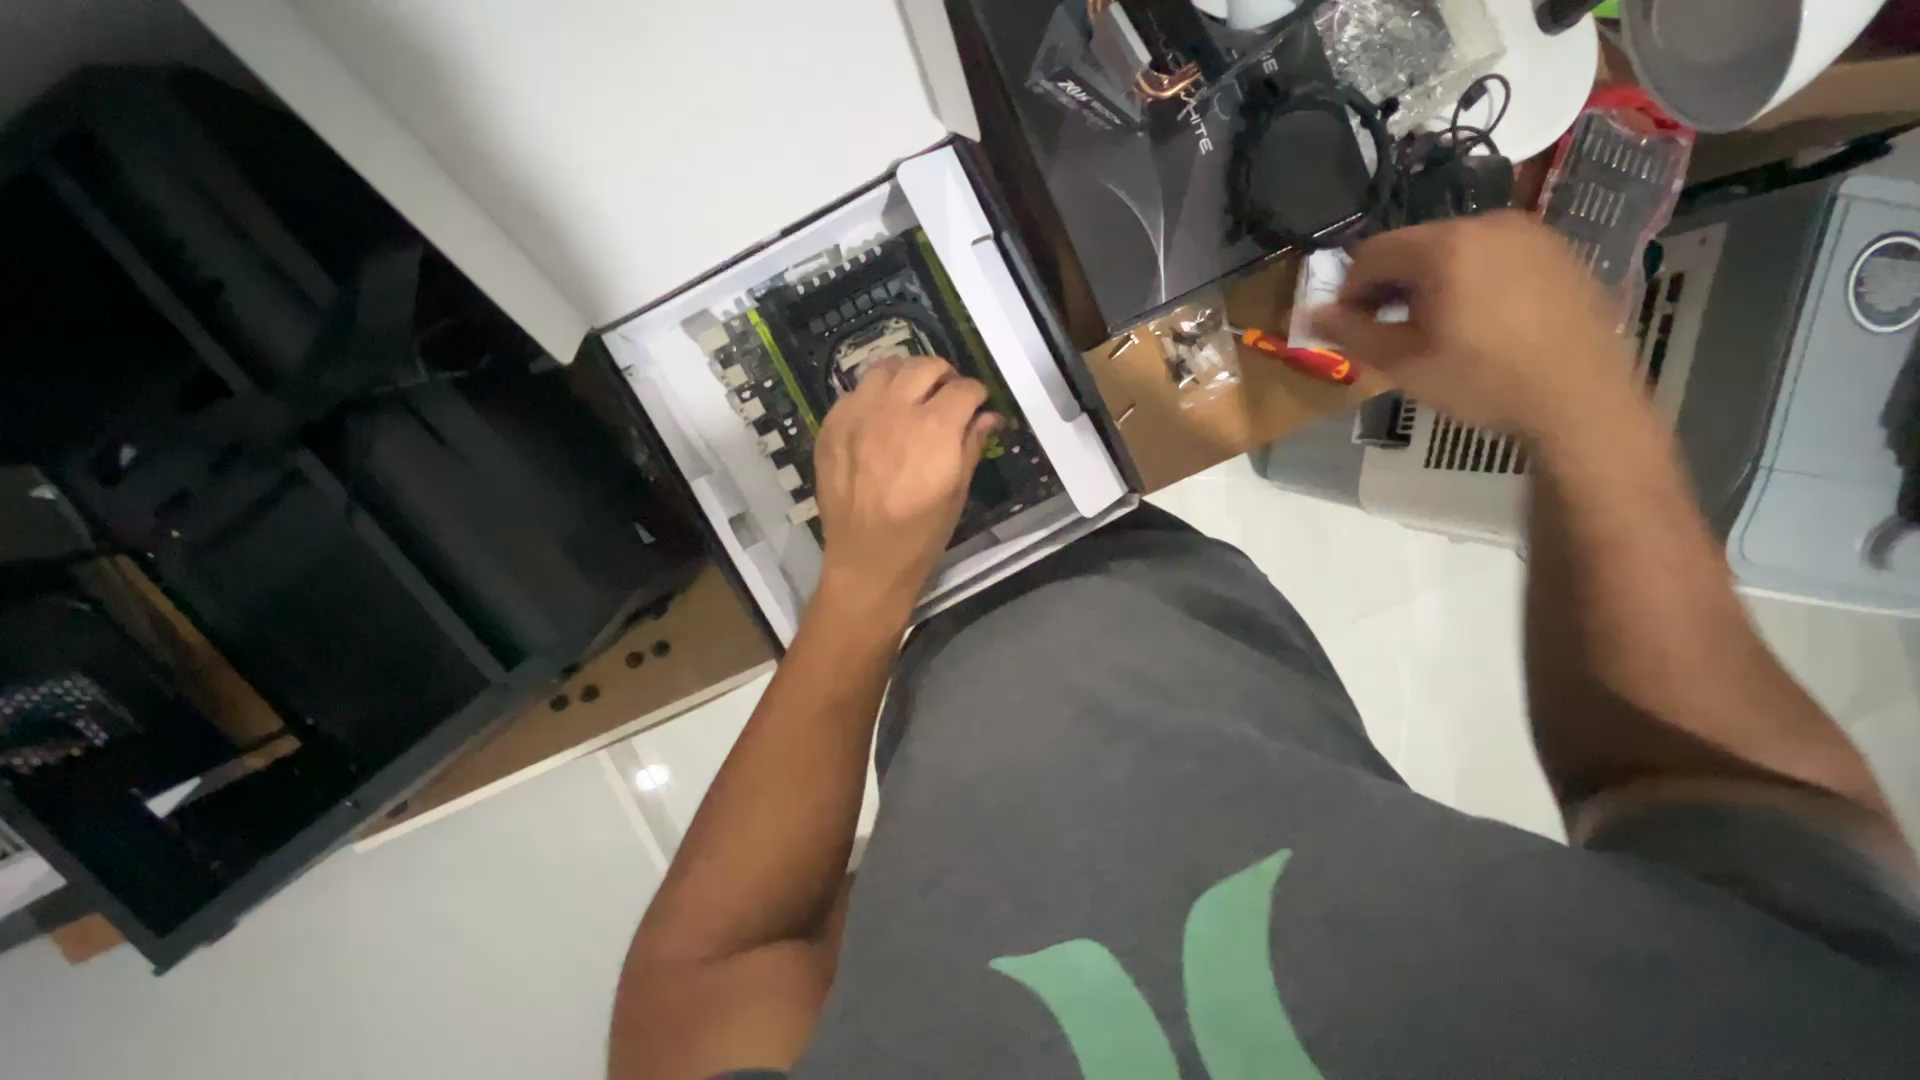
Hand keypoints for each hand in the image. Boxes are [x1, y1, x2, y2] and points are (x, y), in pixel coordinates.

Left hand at [811, 356, 1000, 609]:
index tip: (978, 404)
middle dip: (943, 375)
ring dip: (905, 375)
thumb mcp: (958, 490)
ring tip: (912, 394)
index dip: (977, 393)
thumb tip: (989, 417)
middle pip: (924, 366)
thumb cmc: (921, 532)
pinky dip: (872, 395)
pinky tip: (879, 415)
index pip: (963, 388)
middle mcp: (894, 410)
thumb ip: (972, 444)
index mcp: (934, 427)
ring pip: (885, 369)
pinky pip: (854, 392)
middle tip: (947, 394)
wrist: (867, 559)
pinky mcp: (832, 426)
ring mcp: (858, 415)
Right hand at [1309, 211, 1639, 438]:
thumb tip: (1304, 315)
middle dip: (1392, 286)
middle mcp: (1488, 223)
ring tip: (1435, 329)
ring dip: (1431, 283)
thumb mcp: (1404, 364)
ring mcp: (1530, 233)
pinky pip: (1494, 256)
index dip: (1349, 291)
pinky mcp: (1558, 251)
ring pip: (1455, 250)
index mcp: (1446, 246)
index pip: (1371, 253)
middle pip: (1414, 246)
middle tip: (1390, 332)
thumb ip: (1350, 333)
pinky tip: (1479, 323)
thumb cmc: (1483, 382)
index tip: (1352, 328)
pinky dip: (1472, 280)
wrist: (1581, 400)